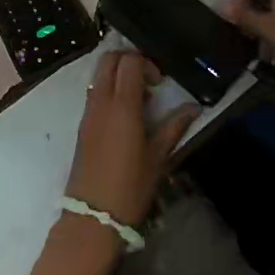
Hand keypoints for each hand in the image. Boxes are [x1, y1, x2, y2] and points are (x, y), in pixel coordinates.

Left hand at [66, 51, 198, 227]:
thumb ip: (174, 127)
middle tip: (149, 81)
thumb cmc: (130, 186)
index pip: (130, 62)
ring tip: (139, 99)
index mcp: (122, 106)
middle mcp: (101, 101)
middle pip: (108, 59)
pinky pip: (94, 92)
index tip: (160, 83)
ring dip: (118, 74)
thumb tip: (193, 108)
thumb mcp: (158, 157)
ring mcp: (88, 112)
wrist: (92, 214)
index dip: (147, 63)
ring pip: (98, 74)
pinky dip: (109, 89)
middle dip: (129, 59)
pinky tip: (125, 115)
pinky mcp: (82, 124)